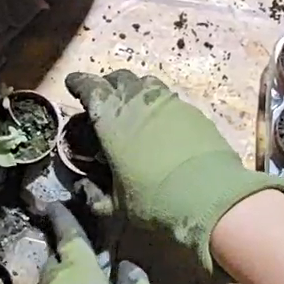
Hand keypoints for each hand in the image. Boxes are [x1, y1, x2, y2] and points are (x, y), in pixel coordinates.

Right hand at [65, 69, 283, 269]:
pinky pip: (169, 98)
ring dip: (134, 89)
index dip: (78, 83)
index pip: (89, 86)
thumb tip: (82, 188)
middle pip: (118, 77)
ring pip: (145, 82)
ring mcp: (169, 102)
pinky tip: (160, 123)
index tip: (73, 85)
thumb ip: (95, 195)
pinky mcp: (193, 111)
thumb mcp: (116, 205)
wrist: (210, 197)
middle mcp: (137, 100)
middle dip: (106, 84)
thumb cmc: (154, 200)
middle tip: (102, 98)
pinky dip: (158, 104)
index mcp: (110, 118)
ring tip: (132, 106)